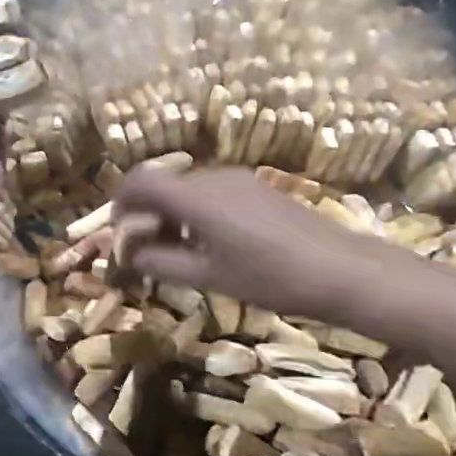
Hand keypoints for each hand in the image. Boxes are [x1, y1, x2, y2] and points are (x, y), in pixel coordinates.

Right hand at [114, 167, 386, 320]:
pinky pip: (213, 193)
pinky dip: (198, 212)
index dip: (120, 203)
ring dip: (173, 215)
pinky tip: (212, 244)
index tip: (118, 232)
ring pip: (189, 190)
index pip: (140, 181)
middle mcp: (213, 177)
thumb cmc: (268, 277)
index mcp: (196, 198)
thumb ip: (162, 263)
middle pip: (164, 185)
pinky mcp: (257, 187)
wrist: (337, 268)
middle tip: (146, 253)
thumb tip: (130, 254)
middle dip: (147, 215)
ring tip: (179, 253)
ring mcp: (239, 179)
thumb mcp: (209, 277)